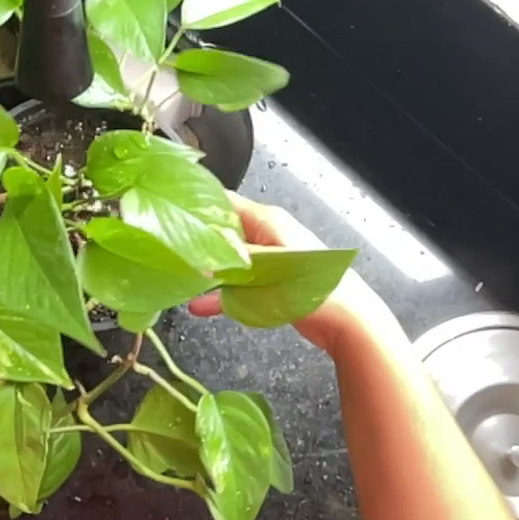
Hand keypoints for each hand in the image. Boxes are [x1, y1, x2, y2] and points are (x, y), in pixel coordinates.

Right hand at [189, 194, 400, 356]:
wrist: (347, 318)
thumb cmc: (315, 286)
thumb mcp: (268, 267)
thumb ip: (232, 263)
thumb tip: (201, 263)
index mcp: (265, 219)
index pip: (222, 201)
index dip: (197, 207)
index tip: (171, 217)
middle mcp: (264, 233)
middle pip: (221, 232)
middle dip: (197, 244)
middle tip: (171, 255)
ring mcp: (266, 257)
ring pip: (226, 259)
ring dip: (208, 271)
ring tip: (182, 280)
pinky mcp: (268, 280)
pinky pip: (236, 281)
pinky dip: (219, 292)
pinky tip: (201, 305)